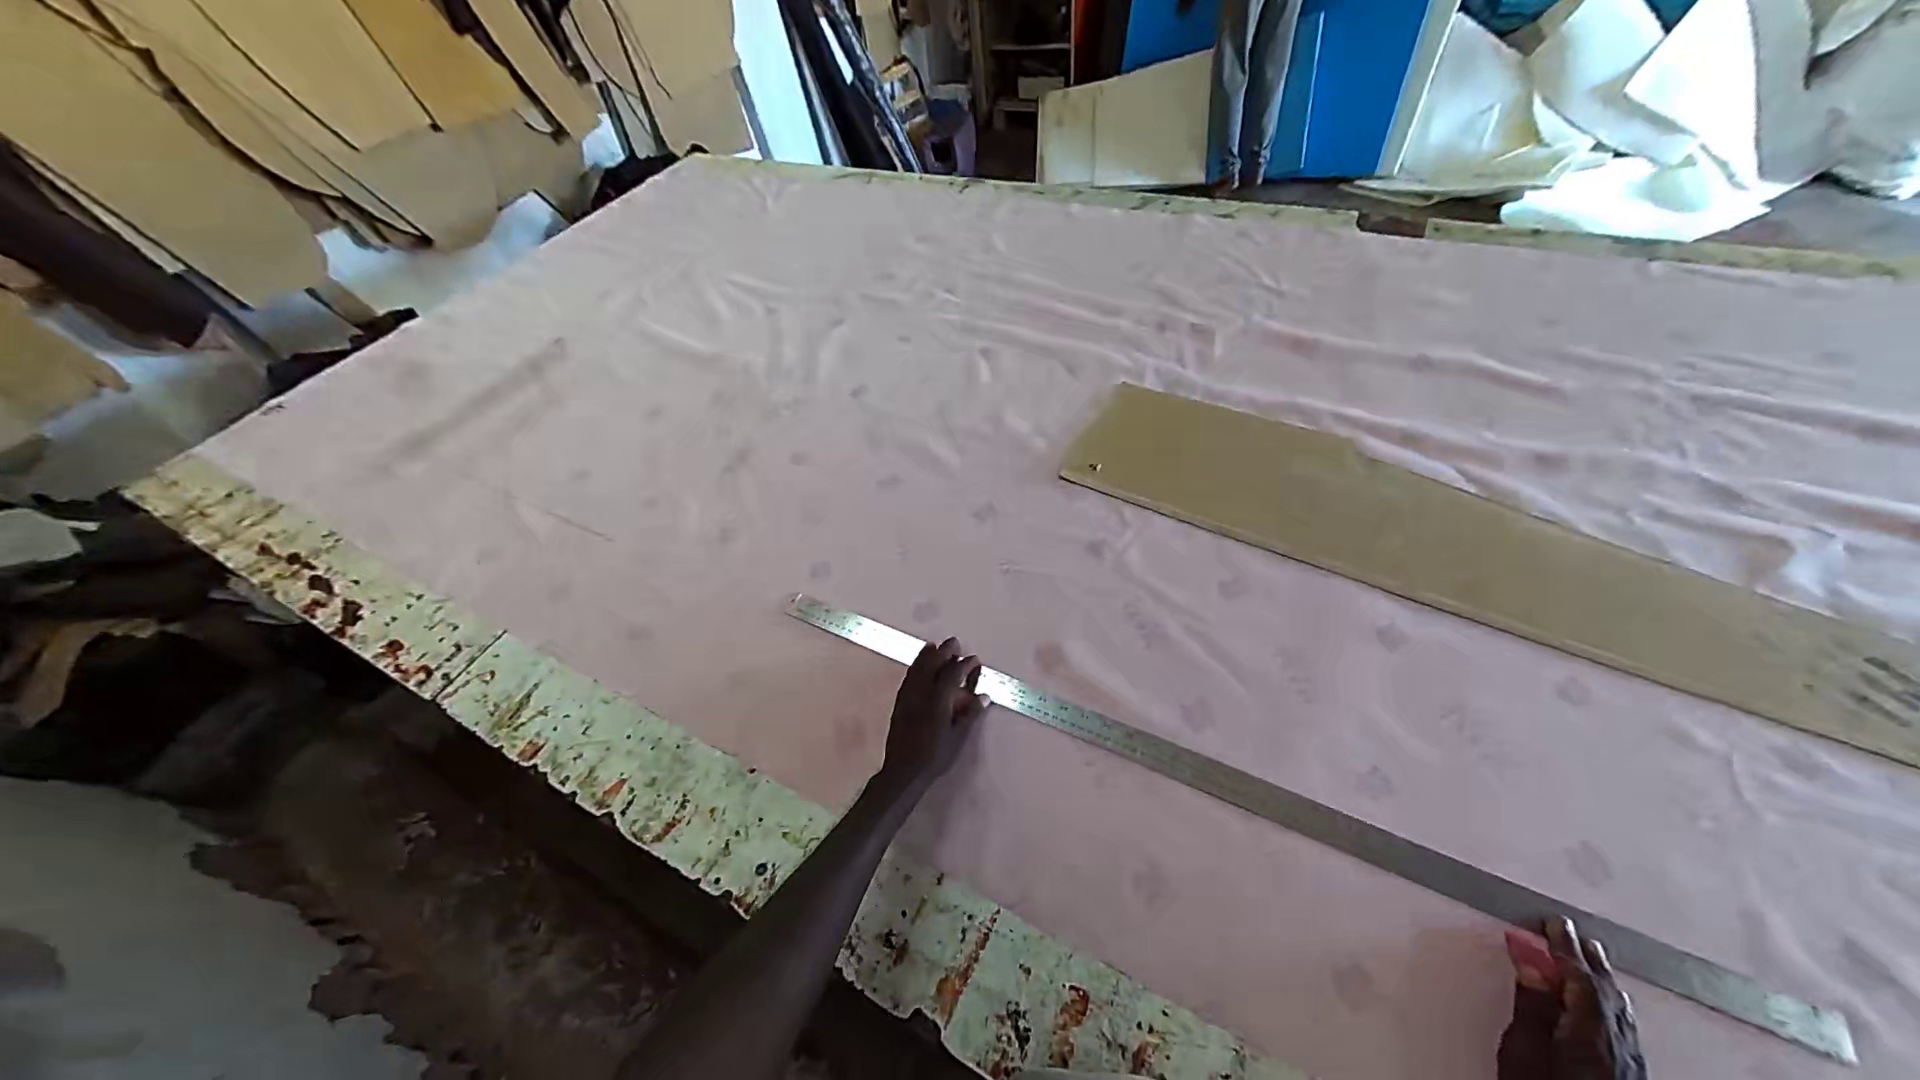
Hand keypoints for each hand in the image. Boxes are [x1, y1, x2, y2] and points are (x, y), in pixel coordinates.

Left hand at [878, 637, 988, 792]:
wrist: (904, 770)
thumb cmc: (934, 756)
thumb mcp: (958, 738)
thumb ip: (970, 715)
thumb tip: (983, 697)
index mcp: (938, 701)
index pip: (952, 674)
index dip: (964, 664)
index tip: (974, 659)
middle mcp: (921, 694)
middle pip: (932, 664)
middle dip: (944, 651)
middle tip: (955, 642)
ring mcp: (908, 696)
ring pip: (917, 668)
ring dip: (927, 655)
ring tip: (934, 645)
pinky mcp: (899, 702)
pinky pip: (908, 677)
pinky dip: (915, 666)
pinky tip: (918, 665)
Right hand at [1498, 918, 1647, 1079]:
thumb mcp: (1523, 1050)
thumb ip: (1531, 1004)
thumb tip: (1532, 960)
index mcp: (1589, 1035)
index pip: (1577, 978)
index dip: (1560, 946)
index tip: (1547, 922)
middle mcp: (1616, 1048)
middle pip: (1603, 993)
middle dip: (1584, 959)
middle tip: (1566, 931)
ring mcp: (1627, 1065)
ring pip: (1618, 1011)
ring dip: (1600, 979)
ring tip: (1589, 958)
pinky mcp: (1627, 1077)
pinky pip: (1622, 1027)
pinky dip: (1609, 1004)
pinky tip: (1605, 1005)